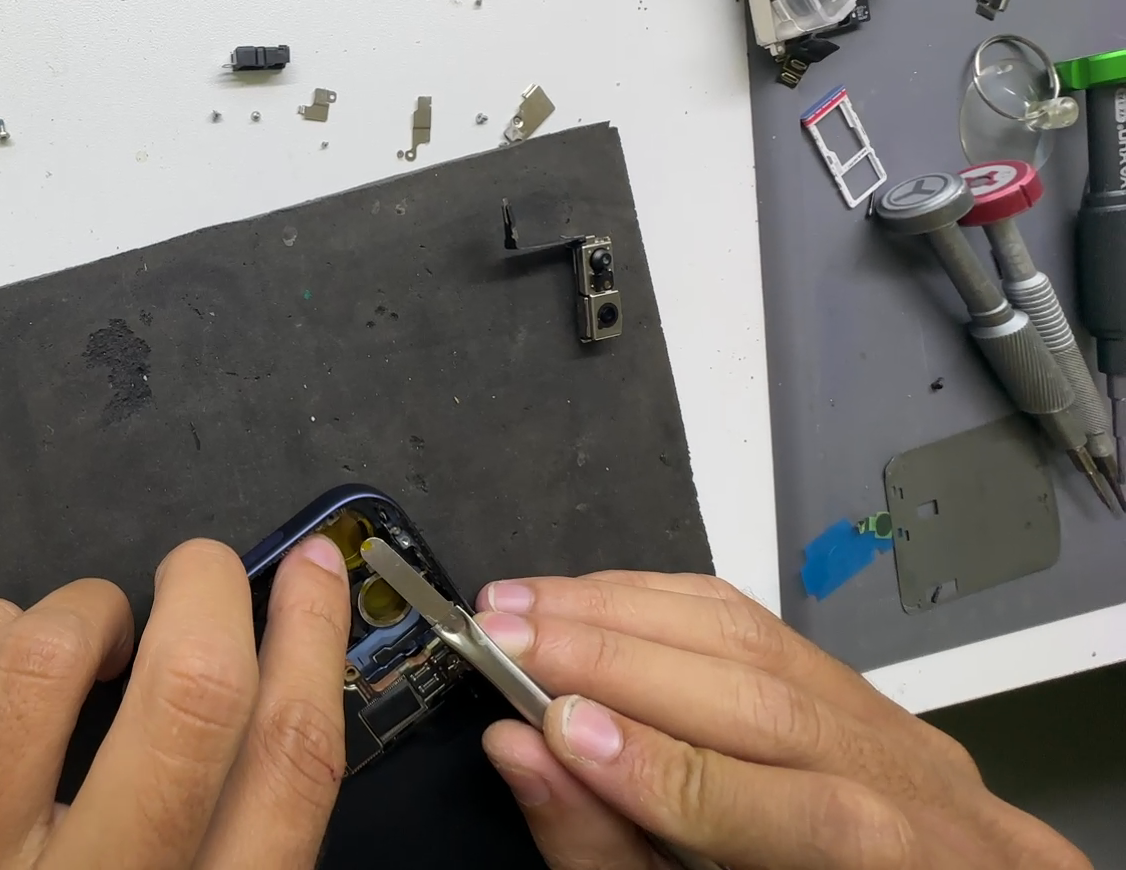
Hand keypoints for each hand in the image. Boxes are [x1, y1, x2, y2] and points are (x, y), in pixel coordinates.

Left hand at [0, 536, 352, 869]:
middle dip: (205, 589)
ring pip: (40, 661)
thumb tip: (263, 687)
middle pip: (186, 693)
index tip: (310, 569)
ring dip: (84, 609)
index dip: (311, 640)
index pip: (285, 764)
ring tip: (94, 633)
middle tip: (197, 570)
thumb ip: (230, 841)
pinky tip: (4, 657)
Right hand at [472, 571, 1089, 869]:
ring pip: (749, 637)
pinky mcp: (836, 672)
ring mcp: (893, 725)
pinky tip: (571, 592)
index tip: (550, 722)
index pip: (804, 817)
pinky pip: (739, 613)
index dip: (664, 765)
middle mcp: (935, 801)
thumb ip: (596, 842)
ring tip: (515, 601)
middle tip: (500, 634)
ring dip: (608, 608)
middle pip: (766, 704)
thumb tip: (512, 744)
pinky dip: (639, 594)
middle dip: (612, 661)